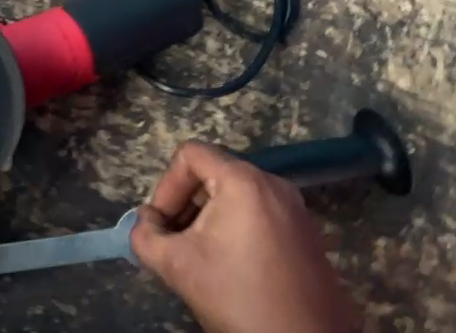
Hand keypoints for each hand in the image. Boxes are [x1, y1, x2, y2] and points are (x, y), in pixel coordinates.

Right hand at [130, 141, 354, 332]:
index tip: (161, 225)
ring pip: (236, 197)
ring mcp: (297, 212)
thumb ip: (146, 235)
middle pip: (213, 174)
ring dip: (209, 220)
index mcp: (244, 181)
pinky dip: (237, 232)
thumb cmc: (240, 300)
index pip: (190, 155)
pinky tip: (233, 271)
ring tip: (202, 259)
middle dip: (186, 206)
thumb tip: (147, 222)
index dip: (166, 186)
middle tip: (176, 242)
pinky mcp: (309, 238)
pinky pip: (260, 216)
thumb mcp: (177, 266)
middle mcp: (275, 185)